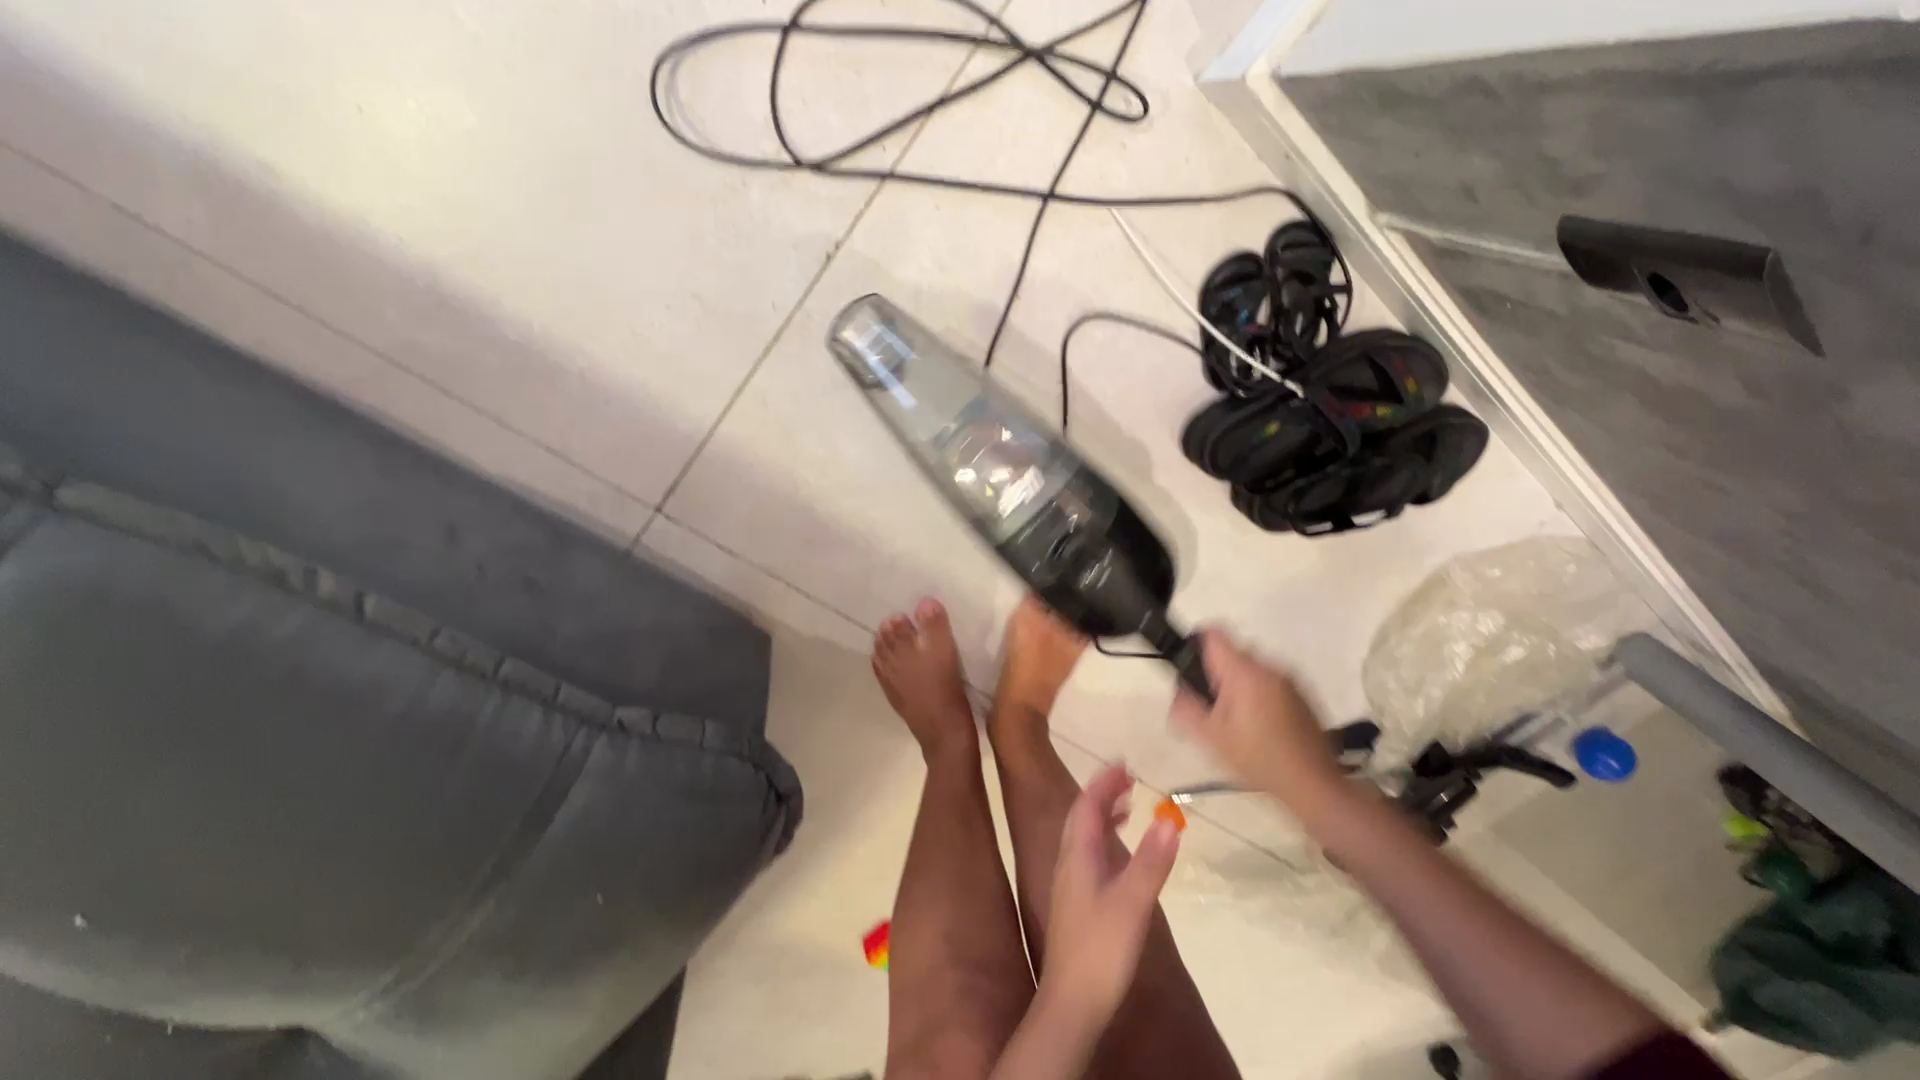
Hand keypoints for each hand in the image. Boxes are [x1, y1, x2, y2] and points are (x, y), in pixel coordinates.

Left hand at [1036, 764, 1179, 1028]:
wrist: (1072, 1002)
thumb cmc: (1102, 949)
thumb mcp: (1133, 902)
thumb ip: (1152, 860)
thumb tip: (1170, 818)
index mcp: (1077, 856)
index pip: (1086, 805)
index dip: (1103, 781)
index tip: (1124, 762)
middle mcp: (1068, 864)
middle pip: (1081, 816)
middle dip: (1102, 793)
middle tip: (1129, 778)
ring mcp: (1070, 886)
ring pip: (1083, 837)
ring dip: (1102, 816)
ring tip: (1128, 806)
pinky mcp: (1077, 906)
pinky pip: (1088, 857)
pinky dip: (1104, 842)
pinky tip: (1120, 857)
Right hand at [1169, 630, 1343, 808]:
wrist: (1313, 784)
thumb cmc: (1257, 760)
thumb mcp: (1211, 738)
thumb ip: (1186, 708)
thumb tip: (1177, 691)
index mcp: (1244, 672)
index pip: (1213, 634)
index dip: (1195, 643)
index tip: (1189, 667)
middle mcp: (1269, 667)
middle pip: (1233, 654)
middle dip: (1217, 675)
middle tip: (1211, 709)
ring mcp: (1291, 680)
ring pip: (1252, 670)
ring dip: (1239, 687)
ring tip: (1236, 723)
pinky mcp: (1304, 695)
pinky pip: (1271, 683)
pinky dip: (1260, 696)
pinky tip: (1260, 728)